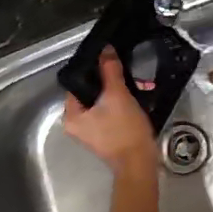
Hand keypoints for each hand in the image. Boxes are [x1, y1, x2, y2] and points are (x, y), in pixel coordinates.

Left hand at [64, 48, 158, 184]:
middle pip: (91, 92)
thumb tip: (105, 49)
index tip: (108, 58)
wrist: (140, 162)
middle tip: (126, 72)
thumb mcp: (117, 95)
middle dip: (111, 81)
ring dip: (120, 91)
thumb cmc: (124, 129)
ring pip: (104, 101)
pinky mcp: (107, 134)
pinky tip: (138, 95)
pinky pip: (111, 111)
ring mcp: (92, 131)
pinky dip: (123, 103)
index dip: (91, 69)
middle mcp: (77, 124)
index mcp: (71, 116)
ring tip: (138, 83)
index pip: (77, 84)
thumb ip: (110, 70)